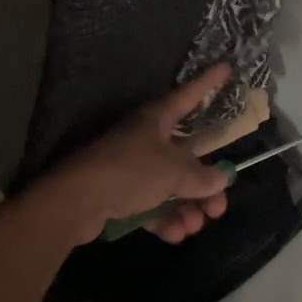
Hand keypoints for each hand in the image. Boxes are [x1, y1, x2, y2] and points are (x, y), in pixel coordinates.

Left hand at [34, 65, 232, 244]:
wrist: (74, 202)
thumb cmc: (129, 171)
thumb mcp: (173, 172)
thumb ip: (201, 176)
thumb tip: (221, 179)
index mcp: (157, 119)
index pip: (190, 95)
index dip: (209, 83)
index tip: (227, 67)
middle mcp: (146, 138)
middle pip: (186, 156)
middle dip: (205, 183)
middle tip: (219, 206)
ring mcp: (132, 168)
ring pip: (170, 185)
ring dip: (187, 206)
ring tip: (196, 225)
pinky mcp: (120, 195)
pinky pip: (152, 204)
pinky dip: (165, 218)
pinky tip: (176, 234)